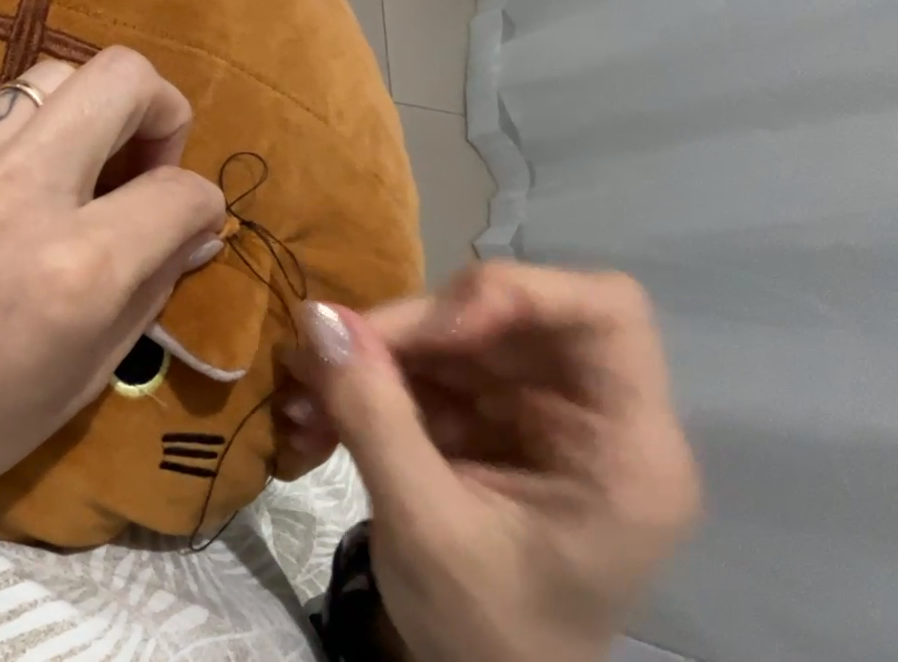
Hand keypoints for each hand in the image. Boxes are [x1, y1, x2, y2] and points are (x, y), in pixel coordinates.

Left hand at [0, 48, 226, 600]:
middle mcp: (20, 190)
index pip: (181, 190)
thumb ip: (148, 290)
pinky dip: (33, 130)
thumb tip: (193, 231)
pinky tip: (18, 185)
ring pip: (56, 72)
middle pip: (123, 77)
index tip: (186, 230)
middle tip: (143, 169)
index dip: (204, 209)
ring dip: (91, 110)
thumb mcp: (79, 381)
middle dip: (161, 112)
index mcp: (75, 268)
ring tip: (82, 170)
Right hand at [281, 262, 700, 661]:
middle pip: (499, 315)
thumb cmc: (484, 626)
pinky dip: (360, 385)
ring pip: (444, 338)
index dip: (513, 296)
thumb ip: (373, 415)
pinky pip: (416, 373)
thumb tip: (316, 316)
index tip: (430, 331)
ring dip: (366, 358)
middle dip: (404, 332)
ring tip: (301, 396)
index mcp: (622, 446)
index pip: (601, 310)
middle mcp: (581, 413)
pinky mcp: (477, 423)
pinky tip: (313, 417)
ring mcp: (525, 414)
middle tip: (325, 358)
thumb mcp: (425, 525)